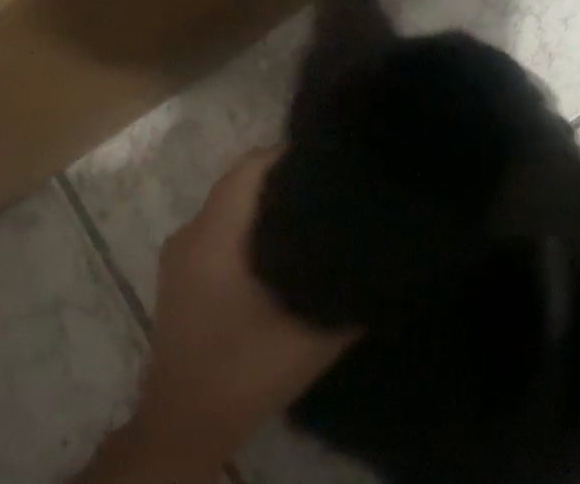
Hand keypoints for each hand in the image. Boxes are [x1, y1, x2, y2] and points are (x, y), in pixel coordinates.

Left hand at [76, 147, 360, 482]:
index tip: (343, 154)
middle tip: (345, 180)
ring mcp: (182, 258)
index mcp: (215, 239)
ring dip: (274, 201)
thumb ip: (356, 289)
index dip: (296, 152)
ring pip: (234, 205)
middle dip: (292, 174)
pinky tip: (296, 242)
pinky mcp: (185, 276)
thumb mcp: (316, 334)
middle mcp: (191, 237)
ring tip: (328, 207)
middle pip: (244, 181)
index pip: (252, 167)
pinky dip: (257, 223)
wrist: (185, 428)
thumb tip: (397, 252)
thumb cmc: (247, 372)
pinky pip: (224, 228)